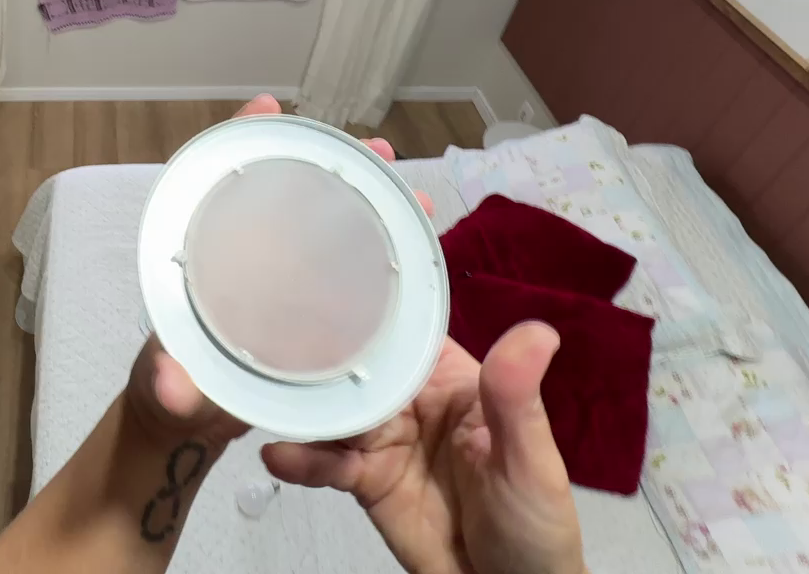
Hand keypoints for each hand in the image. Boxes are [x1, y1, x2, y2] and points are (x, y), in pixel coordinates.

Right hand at [262, 324, 582, 573]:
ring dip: (303, 403)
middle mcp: (407, 398)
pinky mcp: (363, 477)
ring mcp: (380, 437)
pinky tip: (278, 455)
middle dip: (320, 352)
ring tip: (269, 395)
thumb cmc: (533, 523)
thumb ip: (517, 398)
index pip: (400, 330)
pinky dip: (302, 458)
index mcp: (446, 376)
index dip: (367, 306)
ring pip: (333, 408)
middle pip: (356, 364)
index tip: (325, 285)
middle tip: (276, 339)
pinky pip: (327, 462)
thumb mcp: (531, 461)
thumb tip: (539, 331)